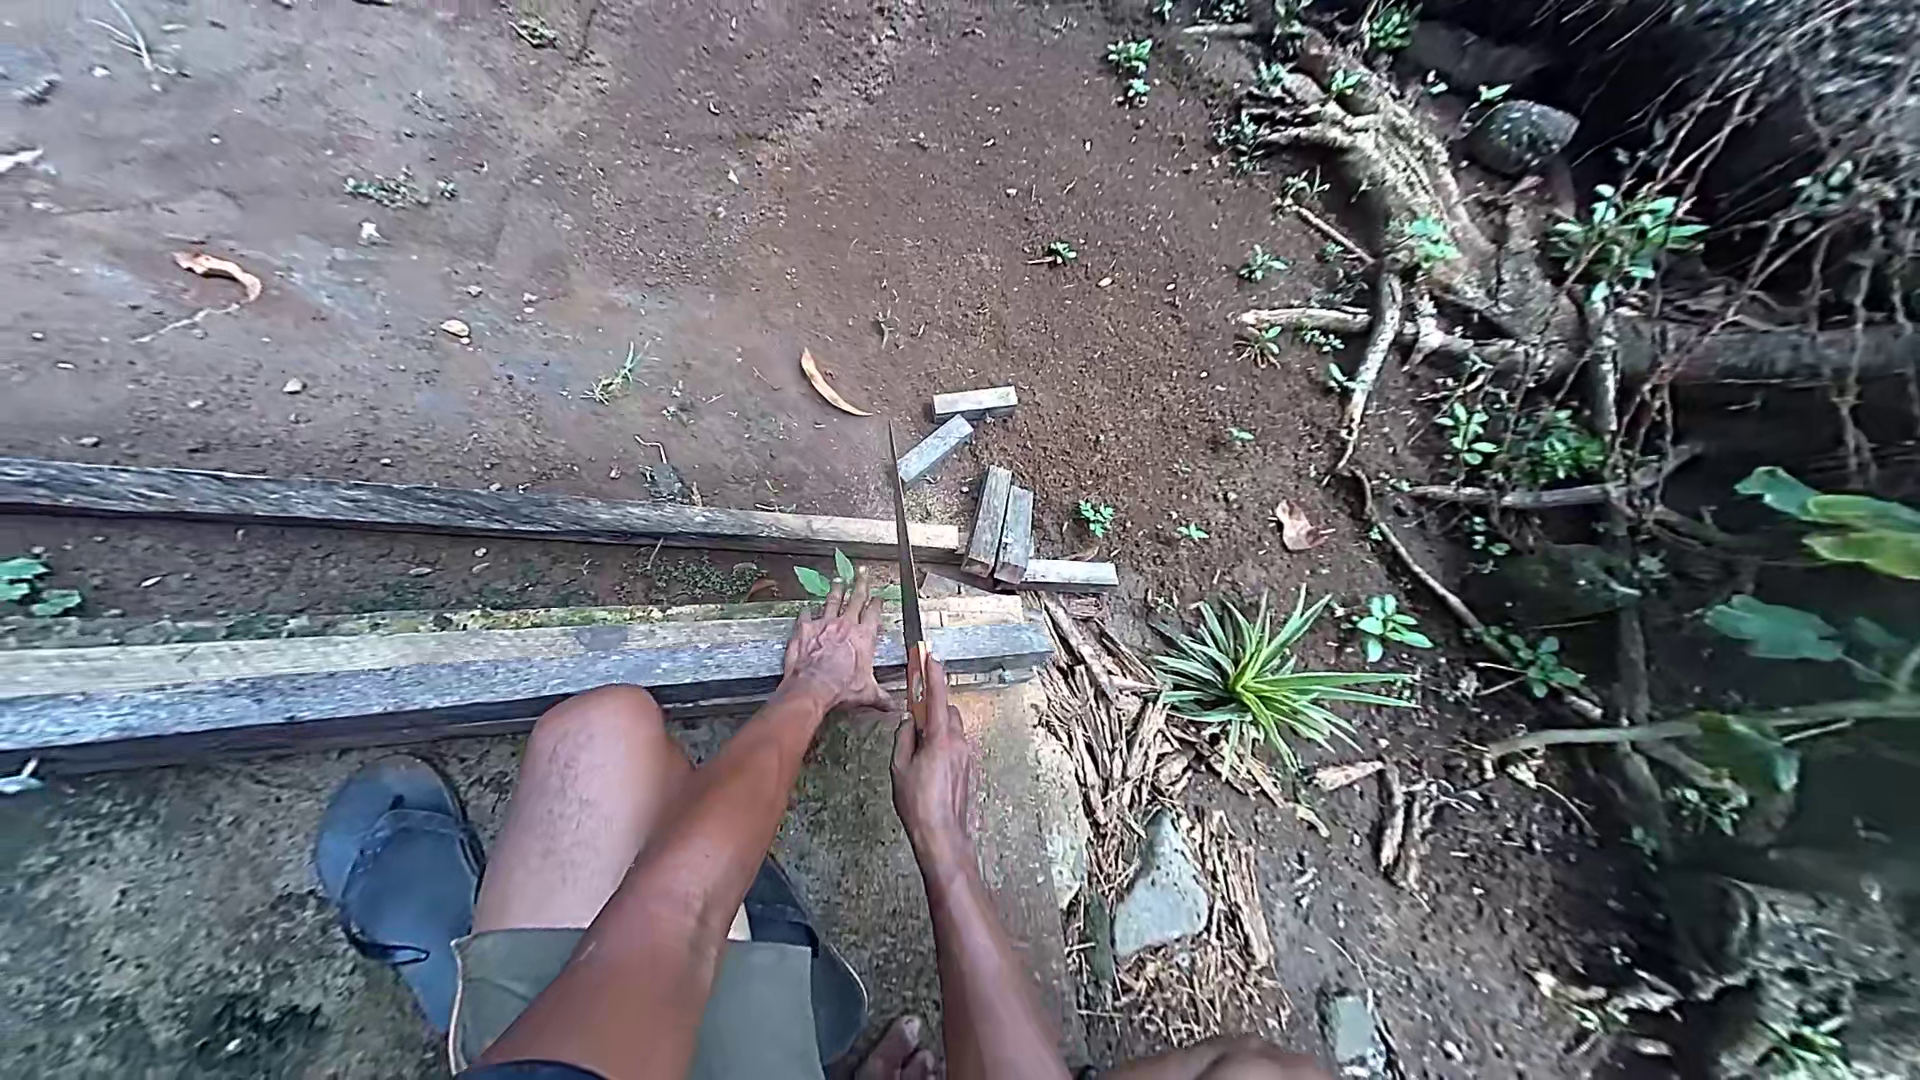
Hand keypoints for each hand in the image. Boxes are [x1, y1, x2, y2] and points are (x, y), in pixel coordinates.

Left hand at [783, 566, 889, 713]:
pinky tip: (806, 608)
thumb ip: (880, 696)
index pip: (873, 614)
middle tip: (863, 573)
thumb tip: (892, 706)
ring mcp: (824, 624)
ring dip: (836, 590)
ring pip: (832, 601)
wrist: (813, 687)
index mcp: (864, 636)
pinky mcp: (805, 629)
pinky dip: (807, 612)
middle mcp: (846, 625)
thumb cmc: (842, 689)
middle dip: (860, 584)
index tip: (878, 598)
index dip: (876, 604)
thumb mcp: (867, 693)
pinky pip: (806, 616)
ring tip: (839, 579)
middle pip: (855, 598)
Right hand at [891, 652, 972, 866]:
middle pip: (949, 712)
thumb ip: (904, 738)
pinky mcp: (970, 768)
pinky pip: (957, 747)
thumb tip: (909, 722)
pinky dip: (944, 746)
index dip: (934, 674)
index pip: (939, 696)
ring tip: (919, 752)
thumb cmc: (918, 804)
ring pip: (954, 730)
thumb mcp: (899, 768)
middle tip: (914, 723)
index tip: (931, 657)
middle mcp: (959, 743)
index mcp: (940, 738)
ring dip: (939, 730)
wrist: (943, 836)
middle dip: (933, 711)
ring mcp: (967, 756)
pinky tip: (930, 768)